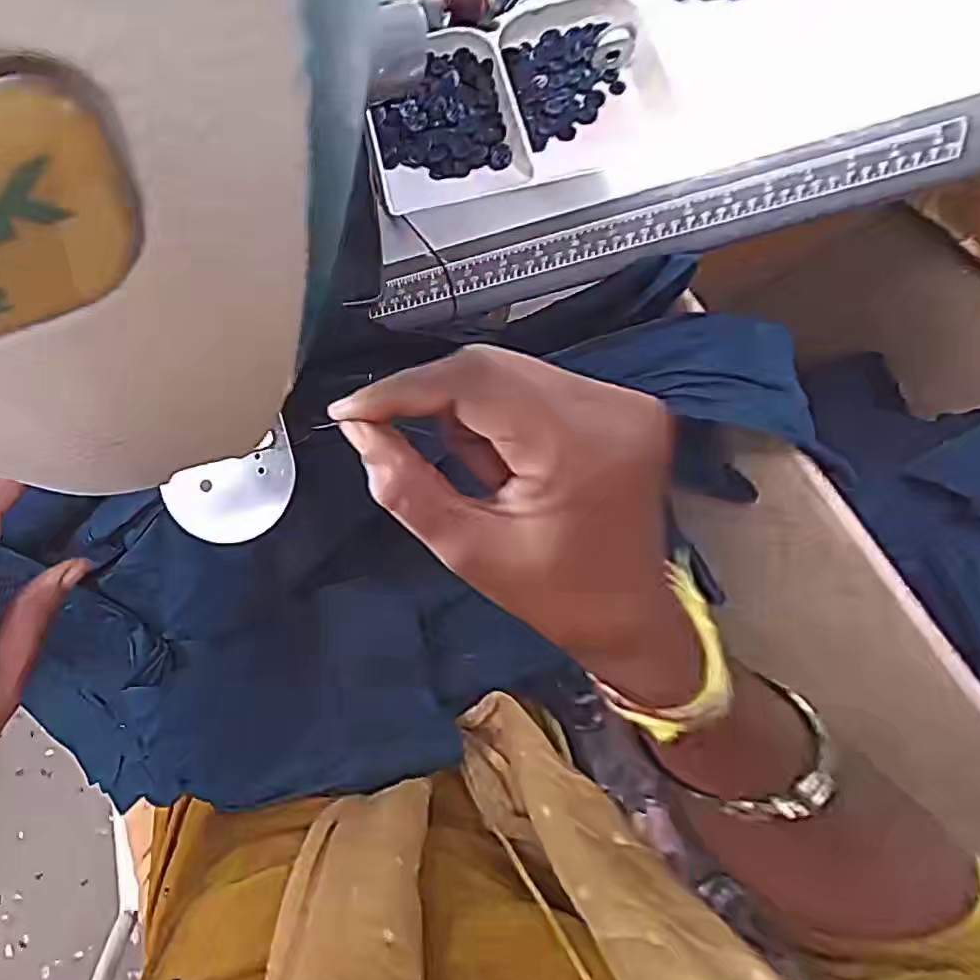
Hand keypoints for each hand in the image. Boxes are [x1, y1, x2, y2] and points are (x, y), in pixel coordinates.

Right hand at [328, 345, 696, 700]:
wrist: (630, 613)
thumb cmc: (553, 594)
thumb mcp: (463, 548)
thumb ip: (403, 486)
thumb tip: (360, 430)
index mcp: (577, 447)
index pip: (472, 382)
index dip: (400, 389)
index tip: (350, 411)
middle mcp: (608, 407)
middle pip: (485, 365)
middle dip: (421, 397)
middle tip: (382, 431)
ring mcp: (616, 399)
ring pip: (499, 370)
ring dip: (456, 409)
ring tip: (473, 471)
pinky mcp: (611, 402)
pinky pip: (520, 383)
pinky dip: (485, 412)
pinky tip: (495, 459)